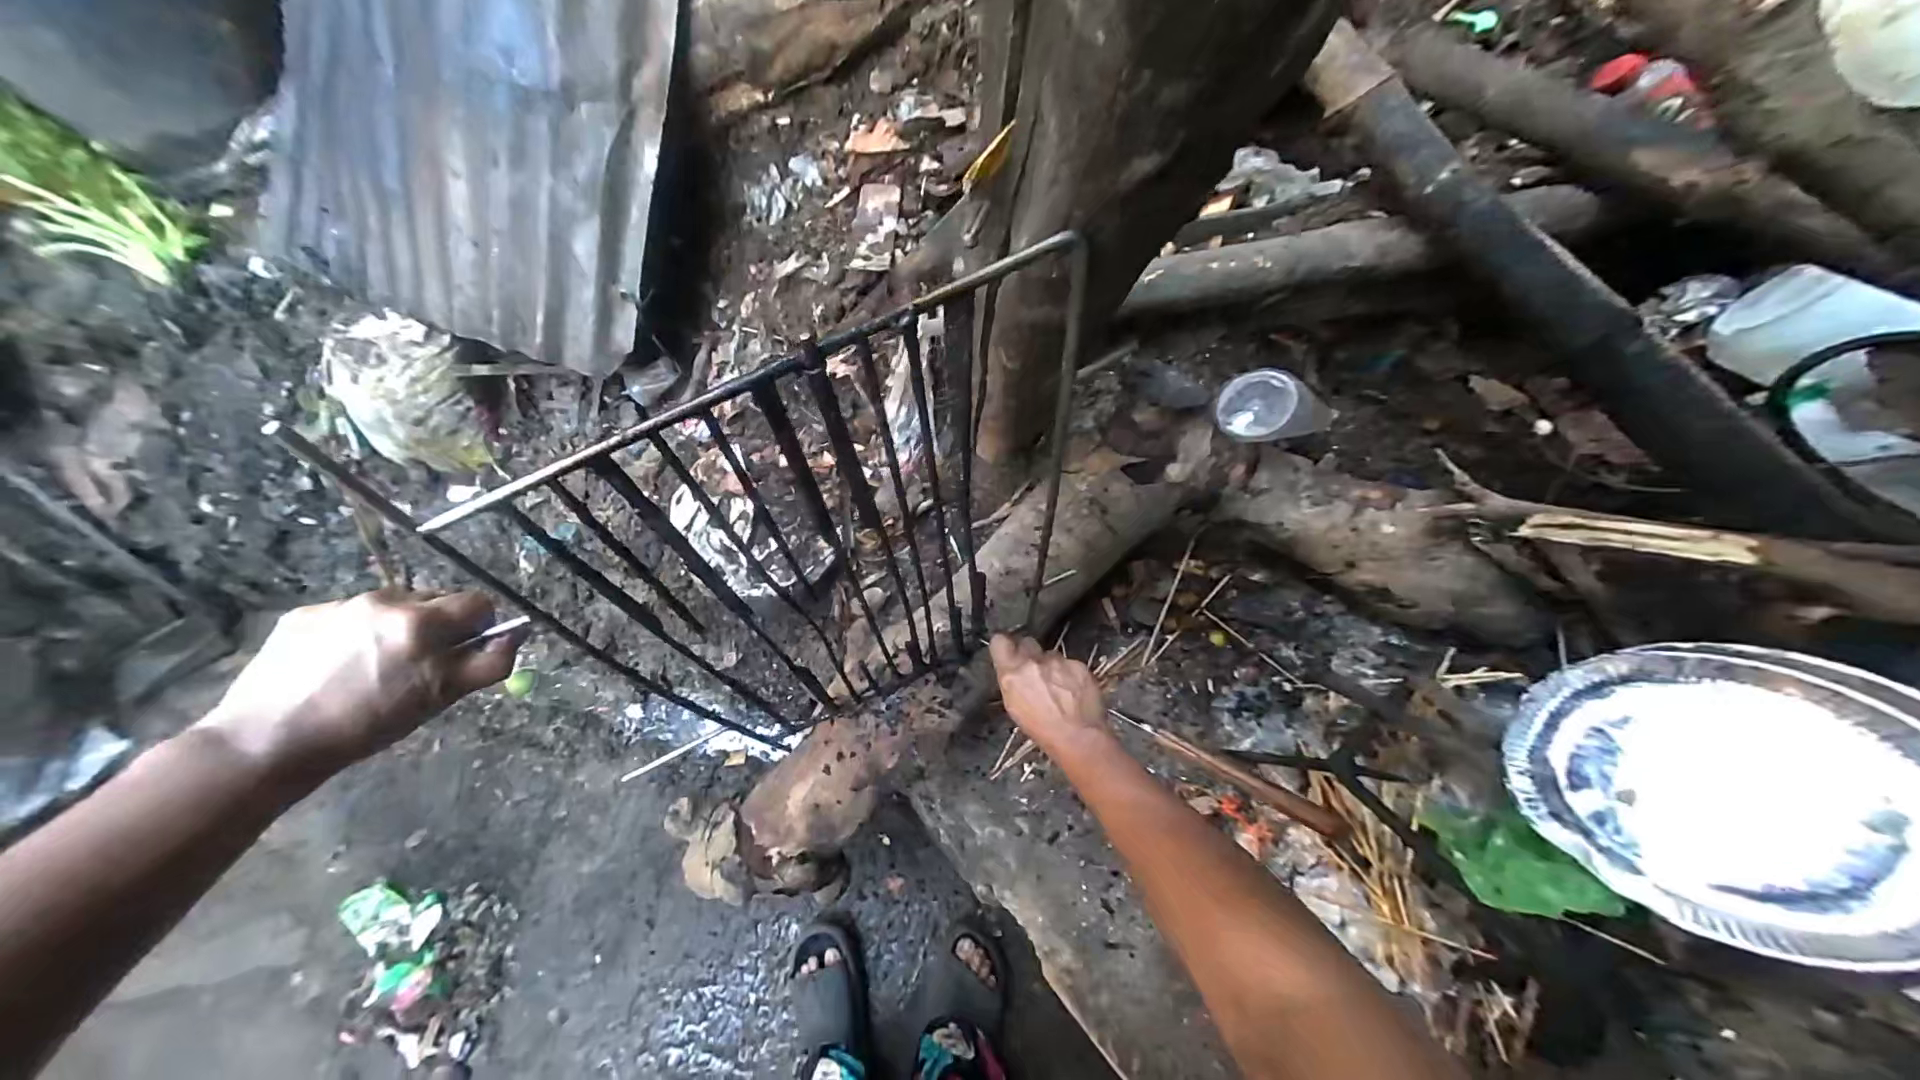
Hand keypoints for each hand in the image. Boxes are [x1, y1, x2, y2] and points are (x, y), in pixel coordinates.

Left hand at [198, 590, 523, 778]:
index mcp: (424, 622)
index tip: (463, 653)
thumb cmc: (366, 726)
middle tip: (419, 665)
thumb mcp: (440, 698)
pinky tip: (337, 667)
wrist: (264, 742)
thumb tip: (518, 633)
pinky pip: (352, 615)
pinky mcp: (305, 613)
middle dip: (439, 626)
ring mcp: (342, 605)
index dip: (480, 627)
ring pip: (394, 607)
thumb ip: (489, 662)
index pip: (478, 603)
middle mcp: (387, 601)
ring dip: (398, 628)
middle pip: (437, 600)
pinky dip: (357, 634)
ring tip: (374, 667)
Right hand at [988, 634, 1109, 751]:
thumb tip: (1013, 671)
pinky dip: (1070, 673)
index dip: (1004, 645)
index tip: (1008, 651)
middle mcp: (1033, 662)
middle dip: (1029, 653)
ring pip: (1051, 655)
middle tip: (1034, 670)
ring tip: (1058, 687)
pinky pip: (1070, 663)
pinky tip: (1073, 690)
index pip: (1000, 641)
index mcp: (1012, 673)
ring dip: (1051, 666)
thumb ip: (1011, 681)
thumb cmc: (1042, 730)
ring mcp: (1058, 661)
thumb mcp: (1014, 707)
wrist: (1078, 737)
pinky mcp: (1078, 664)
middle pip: (1027, 642)